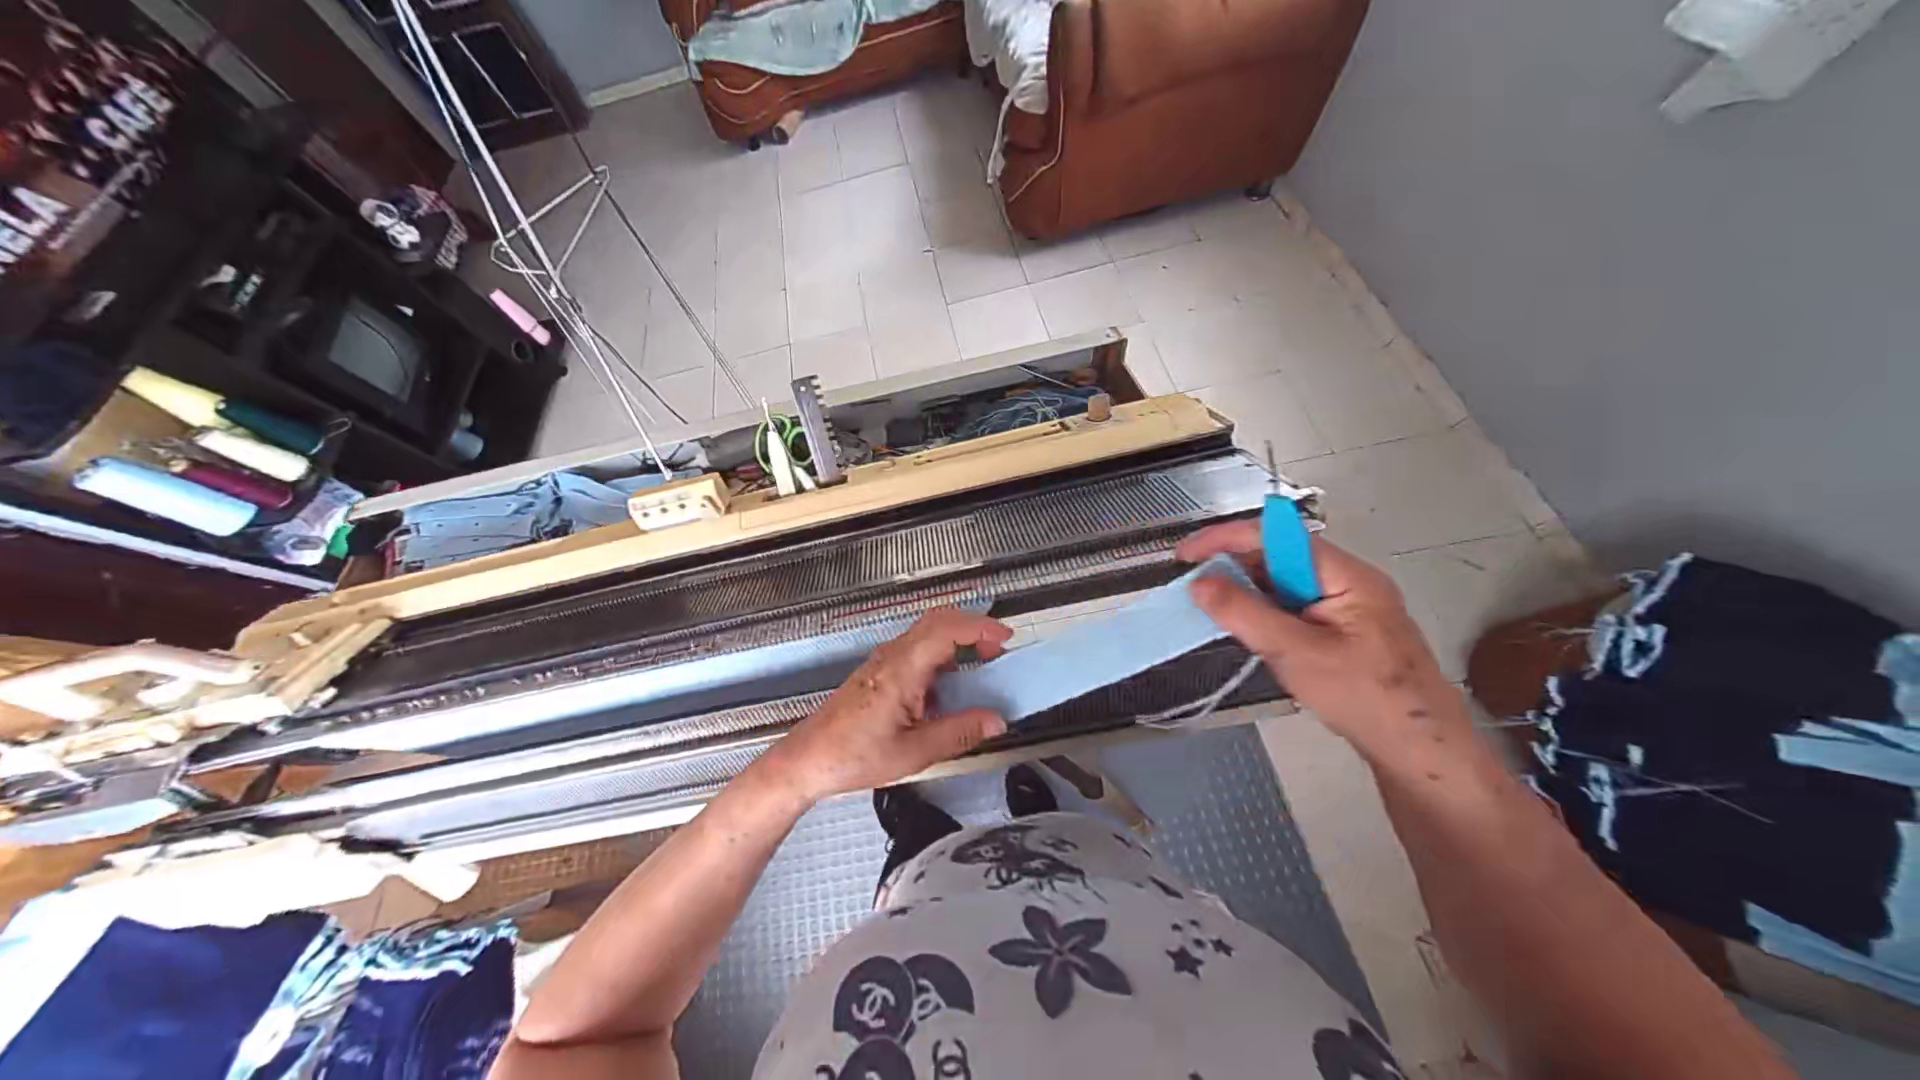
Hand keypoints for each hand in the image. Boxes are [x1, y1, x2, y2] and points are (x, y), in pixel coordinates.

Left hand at [756, 608, 1012, 801]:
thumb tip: (993, 721)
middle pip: (938, 620)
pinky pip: (917, 650)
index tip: (1004, 637)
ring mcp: (884, 662)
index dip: (981, 627)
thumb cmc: (849, 755)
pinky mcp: (881, 672)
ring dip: (958, 641)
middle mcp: (892, 657)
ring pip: (927, 633)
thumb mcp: (914, 752)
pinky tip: (949, 687)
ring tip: (980, 667)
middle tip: (997, 649)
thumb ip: (959, 733)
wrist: (808, 759)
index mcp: (901, 670)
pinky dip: (942, 656)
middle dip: (973, 628)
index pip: (947, 629)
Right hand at [1178, 521, 1469, 758]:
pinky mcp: (1344, 631)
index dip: (1226, 538)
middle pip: (1280, 556)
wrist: (1421, 751)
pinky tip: (1251, 633)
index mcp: (1346, 576)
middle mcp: (1349, 582)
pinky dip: (1266, 614)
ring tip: (1217, 613)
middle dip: (1235, 567)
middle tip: (1196, 588)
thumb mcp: (1295, 653)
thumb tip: (1201, 583)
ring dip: (1249, 593)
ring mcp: (1348, 607)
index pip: (1277, 536)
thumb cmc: (1368, 700)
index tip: (1187, 554)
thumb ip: (1244, 613)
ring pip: (1285, 584)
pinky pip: (1295, 608)